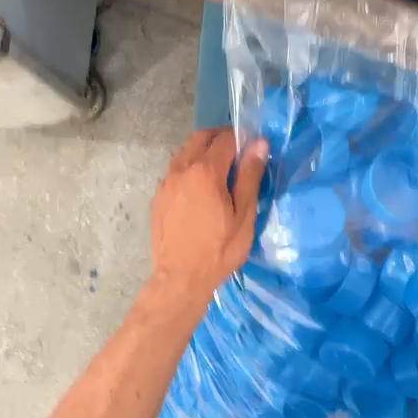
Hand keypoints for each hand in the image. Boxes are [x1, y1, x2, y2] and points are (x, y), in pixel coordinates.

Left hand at [149, 129, 267, 304]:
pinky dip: (189, 172)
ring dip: (202, 154)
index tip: (253, 150)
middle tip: (237, 155)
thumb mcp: (243, 216)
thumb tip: (259, 144)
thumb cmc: (219, 251)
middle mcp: (181, 170)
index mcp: (205, 172)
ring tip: (220, 175)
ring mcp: (165, 184)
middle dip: (220, 139)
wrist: (181, 279)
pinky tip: (200, 194)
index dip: (242, 140)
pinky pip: (175, 174)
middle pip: (200, 139)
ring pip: (184, 154)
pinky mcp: (158, 199)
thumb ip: (250, 177)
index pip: (225, 140)